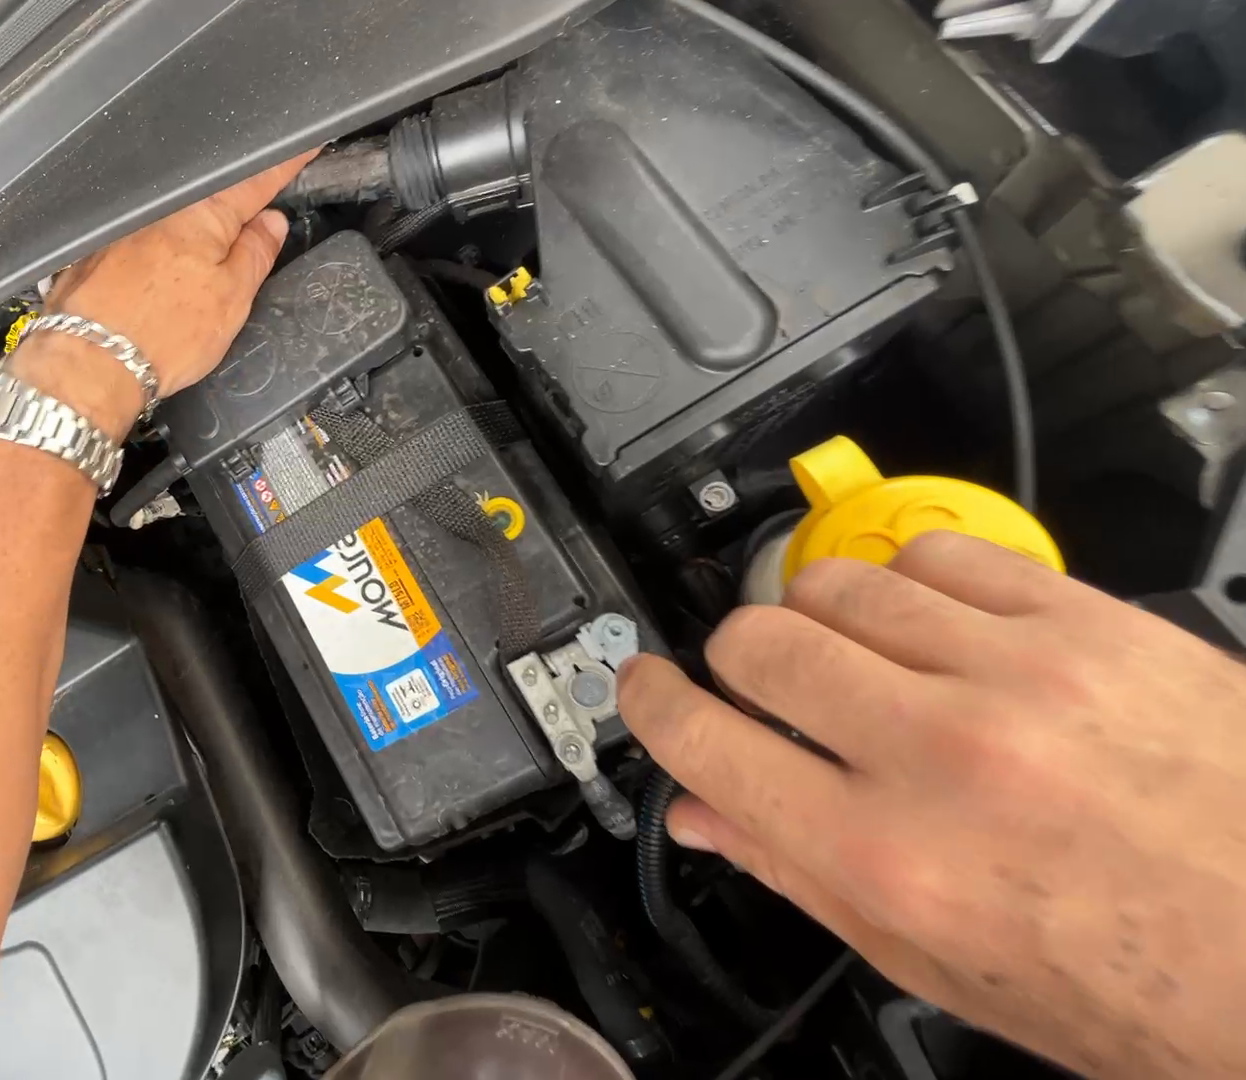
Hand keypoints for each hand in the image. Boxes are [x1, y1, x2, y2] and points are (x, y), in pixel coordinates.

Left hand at [3, 150, 318, 440]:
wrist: (93, 362)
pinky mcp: (98, 251)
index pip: (256, 180)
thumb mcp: (231, 300)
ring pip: (176, 220)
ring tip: (202, 276)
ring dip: (195, 237)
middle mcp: (162, 209)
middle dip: (237, 206)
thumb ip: (255, 254)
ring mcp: (126, 227)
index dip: (284, 163)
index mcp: (204, 213)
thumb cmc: (161, 335)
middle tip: (256, 228)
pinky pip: (143, 240)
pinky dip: (160, 254)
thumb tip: (272, 224)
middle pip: (212, 198)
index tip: (303, 146)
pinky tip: (161, 284)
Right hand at [619, 531, 1245, 1078]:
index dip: (648, 702)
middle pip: (751, 641)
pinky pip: (934, 556)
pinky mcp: (1093, 626)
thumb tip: (699, 813)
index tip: (646, 687)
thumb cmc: (1150, 984)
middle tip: (766, 686)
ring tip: (857, 658)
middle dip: (733, 661)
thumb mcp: (935, 959)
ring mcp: (1022, 678)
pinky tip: (931, 630)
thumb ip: (791, 871)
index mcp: (890, 855)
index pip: (699, 740)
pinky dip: (905, 585)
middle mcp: (943, 758)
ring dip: (817, 619)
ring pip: (830, 584)